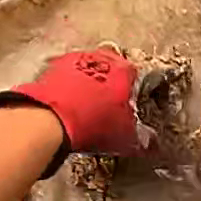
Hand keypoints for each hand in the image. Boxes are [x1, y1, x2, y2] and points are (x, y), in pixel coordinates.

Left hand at [0, 49, 150, 173]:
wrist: (50, 120)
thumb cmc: (95, 125)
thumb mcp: (125, 138)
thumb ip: (141, 138)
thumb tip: (151, 142)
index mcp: (125, 70)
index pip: (137, 75)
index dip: (134, 91)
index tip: (130, 106)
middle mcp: (101, 58)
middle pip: (110, 67)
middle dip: (109, 83)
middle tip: (106, 107)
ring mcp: (73, 60)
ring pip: (86, 70)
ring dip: (86, 85)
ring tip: (83, 109)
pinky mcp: (50, 68)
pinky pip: (64, 78)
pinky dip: (65, 90)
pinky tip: (64, 108)